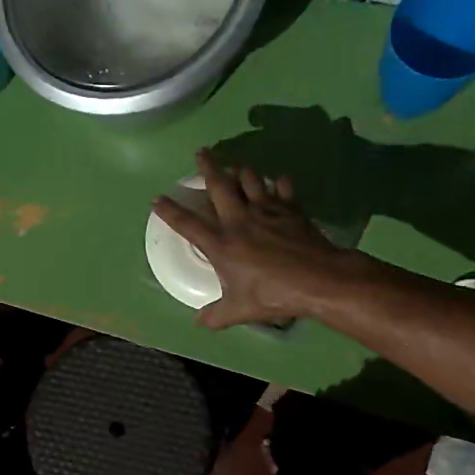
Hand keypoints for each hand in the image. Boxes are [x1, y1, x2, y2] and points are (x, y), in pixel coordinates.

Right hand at [152, 150, 362, 328]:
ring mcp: (266, 210)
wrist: (317, 280)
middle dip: (208, 166)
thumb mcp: (238, 311)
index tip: (157, 198)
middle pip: (219, 185)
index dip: (170, 211)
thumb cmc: (272, 295)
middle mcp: (239, 220)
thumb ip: (215, 315)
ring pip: (250, 179)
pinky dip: (279, 183)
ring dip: (242, 171)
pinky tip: (278, 182)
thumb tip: (199, 322)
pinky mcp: (290, 209)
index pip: (188, 224)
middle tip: (202, 152)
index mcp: (221, 243)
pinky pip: (283, 188)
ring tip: (237, 167)